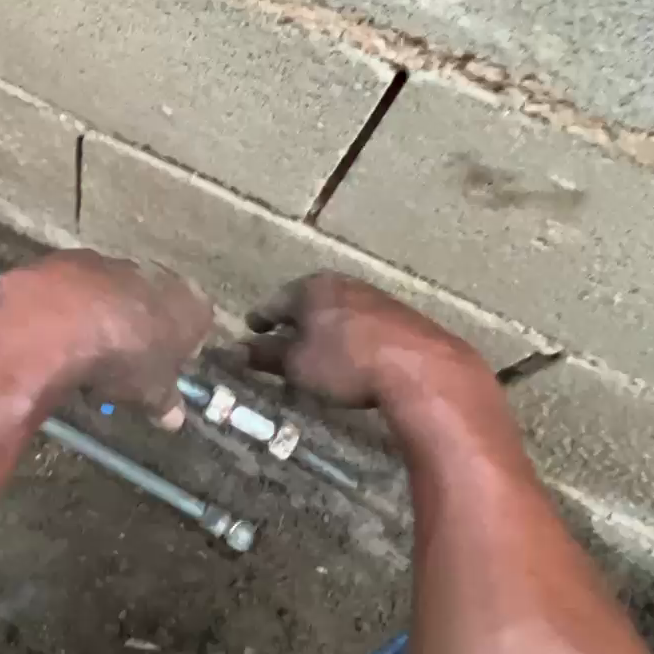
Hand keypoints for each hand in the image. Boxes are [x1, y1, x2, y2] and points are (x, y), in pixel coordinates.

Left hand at [0, 250, 212, 426]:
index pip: (197, 330)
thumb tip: (175, 419)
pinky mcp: (78, 257)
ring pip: (120, 293)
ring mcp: (119, 262)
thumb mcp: (150, 393)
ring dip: (109, 316)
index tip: (158, 374)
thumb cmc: (125, 360)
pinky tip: (61, 329)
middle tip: (121, 365)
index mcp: (192, 307)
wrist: (65, 320)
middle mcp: (162, 276)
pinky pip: (83, 287)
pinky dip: (77, 304)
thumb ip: (165, 403)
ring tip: (85, 350)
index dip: (178, 354)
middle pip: (158, 307)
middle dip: (143, 332)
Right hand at [243, 272, 490, 408]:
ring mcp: (374, 297)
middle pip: (307, 304)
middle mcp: (341, 283)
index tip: (252, 330)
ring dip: (323, 331)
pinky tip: (350, 358)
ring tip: (316, 355)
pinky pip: (361, 325)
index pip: (273, 302)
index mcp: (310, 288)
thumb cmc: (345, 362)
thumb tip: (233, 351)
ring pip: (336, 313)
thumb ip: (264, 355)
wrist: (420, 369)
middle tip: (282, 344)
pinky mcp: (401, 317)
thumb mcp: (296, 364)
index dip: (260, 320)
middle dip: (294, 324)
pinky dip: (348, 338)